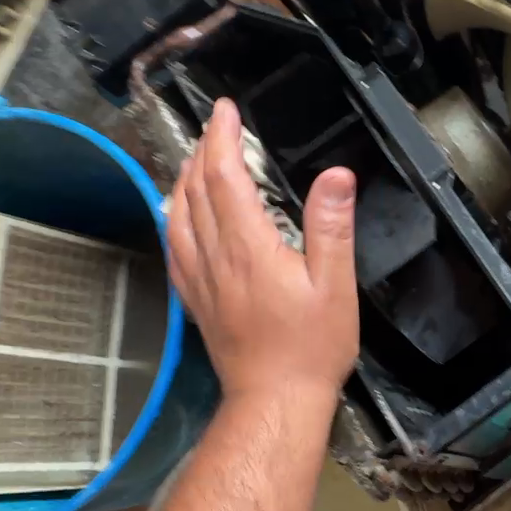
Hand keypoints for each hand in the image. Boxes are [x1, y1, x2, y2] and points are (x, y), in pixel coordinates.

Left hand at [167, 99, 358, 404]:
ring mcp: (200, 280)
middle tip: (218, 129)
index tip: (226, 111)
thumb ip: (332, 227)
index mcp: (249, 247)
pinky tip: (181, 215)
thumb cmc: (311, 348)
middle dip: (202, 150)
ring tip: (199, 161)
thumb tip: (337, 177)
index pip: (223, 177)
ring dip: (184, 179)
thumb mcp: (335, 286)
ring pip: (177, 215)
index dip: (221, 138)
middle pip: (194, 190)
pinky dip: (174, 216)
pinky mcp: (196, 300)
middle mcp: (215, 258)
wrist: (274, 399)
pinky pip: (174, 246)